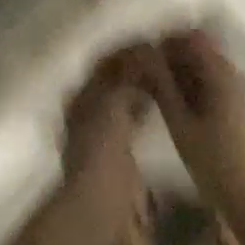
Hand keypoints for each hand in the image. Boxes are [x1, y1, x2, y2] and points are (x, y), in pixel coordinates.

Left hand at [61, 47, 152, 214]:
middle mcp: (83, 109)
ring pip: (119, 97)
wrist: (99, 203)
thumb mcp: (112, 107)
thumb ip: (126, 78)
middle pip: (110, 79)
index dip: (125, 50)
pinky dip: (141, 107)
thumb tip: (142, 52)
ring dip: (138, 85)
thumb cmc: (102, 151)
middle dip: (133, 67)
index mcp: (79, 96)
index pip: (102, 62)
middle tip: (163, 57)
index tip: (152, 41)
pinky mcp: (112, 150)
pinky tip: (159, 104)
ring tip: (165, 75)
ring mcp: (97, 131)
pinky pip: (128, 119)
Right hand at [140, 27, 244, 210]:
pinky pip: (195, 79)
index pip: (189, 35)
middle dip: (162, 50)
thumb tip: (140, 50)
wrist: (244, 196)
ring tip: (138, 79)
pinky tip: (154, 95)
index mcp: (219, 72)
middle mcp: (224, 72)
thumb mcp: (180, 121)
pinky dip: (176, 82)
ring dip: (167, 67)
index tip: (136, 48)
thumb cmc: (213, 160)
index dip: (163, 36)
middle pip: (190, 46)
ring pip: (191, 63)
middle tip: (132, 65)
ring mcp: (224, 88)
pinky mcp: (220, 103)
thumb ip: (160, 83)